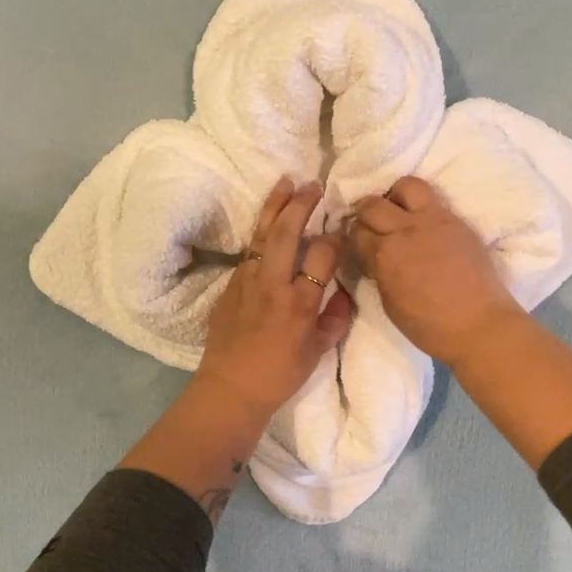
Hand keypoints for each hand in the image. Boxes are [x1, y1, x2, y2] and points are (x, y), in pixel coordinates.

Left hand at [193, 178, 354, 420]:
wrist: (230, 389)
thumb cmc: (279, 376)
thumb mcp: (317, 352)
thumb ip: (334, 320)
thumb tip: (342, 294)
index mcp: (299, 303)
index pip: (321, 255)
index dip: (334, 240)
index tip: (340, 233)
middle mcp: (273, 286)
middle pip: (286, 233)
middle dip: (300, 205)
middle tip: (312, 185)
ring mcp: (246, 283)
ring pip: (261, 236)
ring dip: (273, 207)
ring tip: (285, 183)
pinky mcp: (229, 287)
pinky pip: (247, 254)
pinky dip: (258, 234)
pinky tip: (266, 223)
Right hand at [349, 177, 524, 365]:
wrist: (478, 324)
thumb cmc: (429, 325)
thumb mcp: (389, 302)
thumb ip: (379, 272)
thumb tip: (374, 259)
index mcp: (384, 254)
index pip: (356, 233)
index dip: (352, 240)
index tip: (357, 247)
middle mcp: (406, 229)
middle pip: (373, 204)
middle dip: (365, 213)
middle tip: (370, 226)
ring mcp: (435, 220)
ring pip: (407, 186)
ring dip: (396, 196)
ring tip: (399, 213)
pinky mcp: (457, 221)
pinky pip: (433, 200)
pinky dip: (421, 207)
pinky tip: (423, 226)